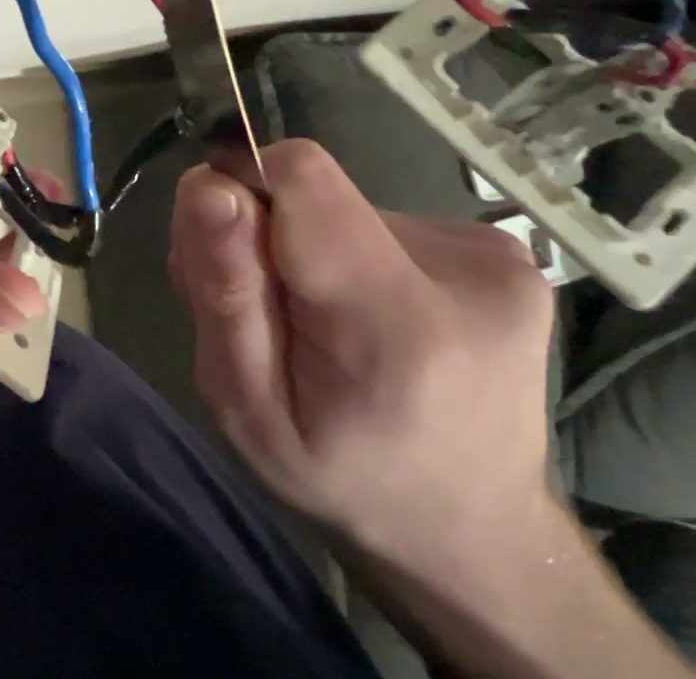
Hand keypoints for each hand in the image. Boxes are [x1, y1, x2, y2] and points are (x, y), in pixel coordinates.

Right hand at [168, 140, 555, 565]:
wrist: (468, 525)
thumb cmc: (336, 475)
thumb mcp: (244, 405)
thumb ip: (224, 293)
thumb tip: (206, 185)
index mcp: (397, 320)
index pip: (303, 177)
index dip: (237, 187)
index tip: (215, 253)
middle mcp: (463, 267)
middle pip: (307, 194)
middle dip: (255, 238)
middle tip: (256, 320)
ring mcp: (494, 255)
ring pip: (334, 207)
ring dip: (294, 252)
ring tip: (305, 328)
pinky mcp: (497, 249)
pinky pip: (371, 220)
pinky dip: (337, 257)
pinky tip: (350, 321)